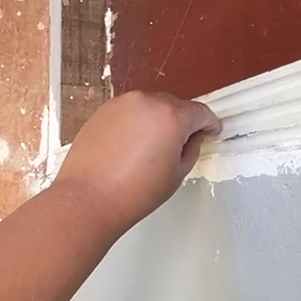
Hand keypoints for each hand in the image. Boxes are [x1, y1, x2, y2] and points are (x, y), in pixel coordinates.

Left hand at [51, 91, 220, 232]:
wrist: (89, 198)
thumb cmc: (131, 192)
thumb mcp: (176, 174)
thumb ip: (191, 149)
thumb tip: (192, 139)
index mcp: (171, 117)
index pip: (200, 112)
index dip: (210, 124)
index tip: (211, 130)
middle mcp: (147, 102)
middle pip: (175, 106)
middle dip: (182, 123)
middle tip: (181, 146)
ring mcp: (123, 104)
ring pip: (151, 106)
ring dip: (158, 121)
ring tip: (152, 150)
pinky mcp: (104, 110)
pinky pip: (130, 111)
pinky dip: (136, 123)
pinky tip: (133, 147)